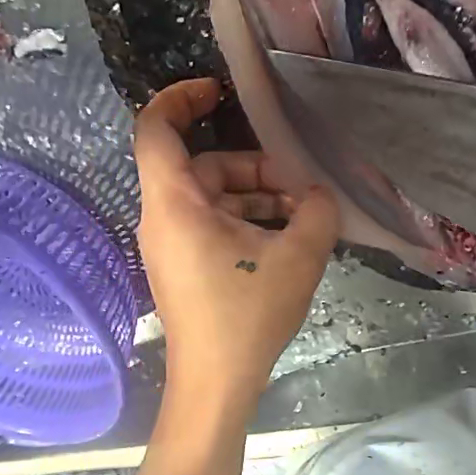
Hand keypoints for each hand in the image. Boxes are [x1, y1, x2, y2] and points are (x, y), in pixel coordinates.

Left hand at [133, 79, 339, 409]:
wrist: (217, 383)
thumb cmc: (248, 316)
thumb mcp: (298, 258)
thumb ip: (317, 213)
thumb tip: (318, 195)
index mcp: (175, 205)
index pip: (157, 129)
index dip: (181, 98)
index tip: (219, 91)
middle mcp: (164, 218)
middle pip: (203, 166)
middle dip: (255, 168)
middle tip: (300, 187)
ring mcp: (173, 245)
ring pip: (213, 198)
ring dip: (258, 198)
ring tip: (304, 218)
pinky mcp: (186, 267)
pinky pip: (214, 226)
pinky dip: (248, 222)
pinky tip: (287, 241)